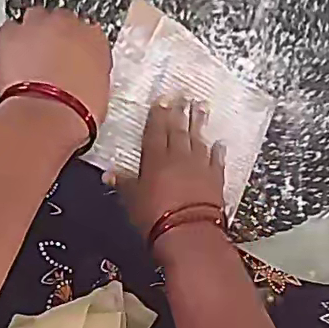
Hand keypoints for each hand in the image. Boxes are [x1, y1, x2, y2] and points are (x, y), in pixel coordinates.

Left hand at [0, 8, 111, 131]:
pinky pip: (10, 29)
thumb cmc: (76, 110)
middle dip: (57, 37)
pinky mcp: (11, 33)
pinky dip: (12, 42)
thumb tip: (84, 76)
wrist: (49, 115)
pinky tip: (14, 60)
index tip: (75, 59)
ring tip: (32, 59)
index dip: (79, 48)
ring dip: (35, 34)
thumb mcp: (99, 92)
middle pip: (61, 20)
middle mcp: (68, 24)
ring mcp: (39, 25)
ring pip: (36, 18)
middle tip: (52, 61)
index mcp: (96, 39)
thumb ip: (91, 73)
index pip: (89, 33)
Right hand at [116, 99, 227, 249]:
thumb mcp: (133, 200)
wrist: (188, 232)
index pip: (156, 131)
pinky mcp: (215, 180)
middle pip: (179, 130)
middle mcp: (179, 157)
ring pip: (199, 139)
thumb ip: (124, 184)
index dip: (158, 115)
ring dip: (199, 123)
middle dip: (179, 112)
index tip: (161, 100)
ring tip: (200, 107)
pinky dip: (217, 151)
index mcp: (156, 159)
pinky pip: (217, 161)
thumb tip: (109, 174)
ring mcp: (200, 167)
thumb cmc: (155, 218)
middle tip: (183, 94)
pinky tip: (219, 143)